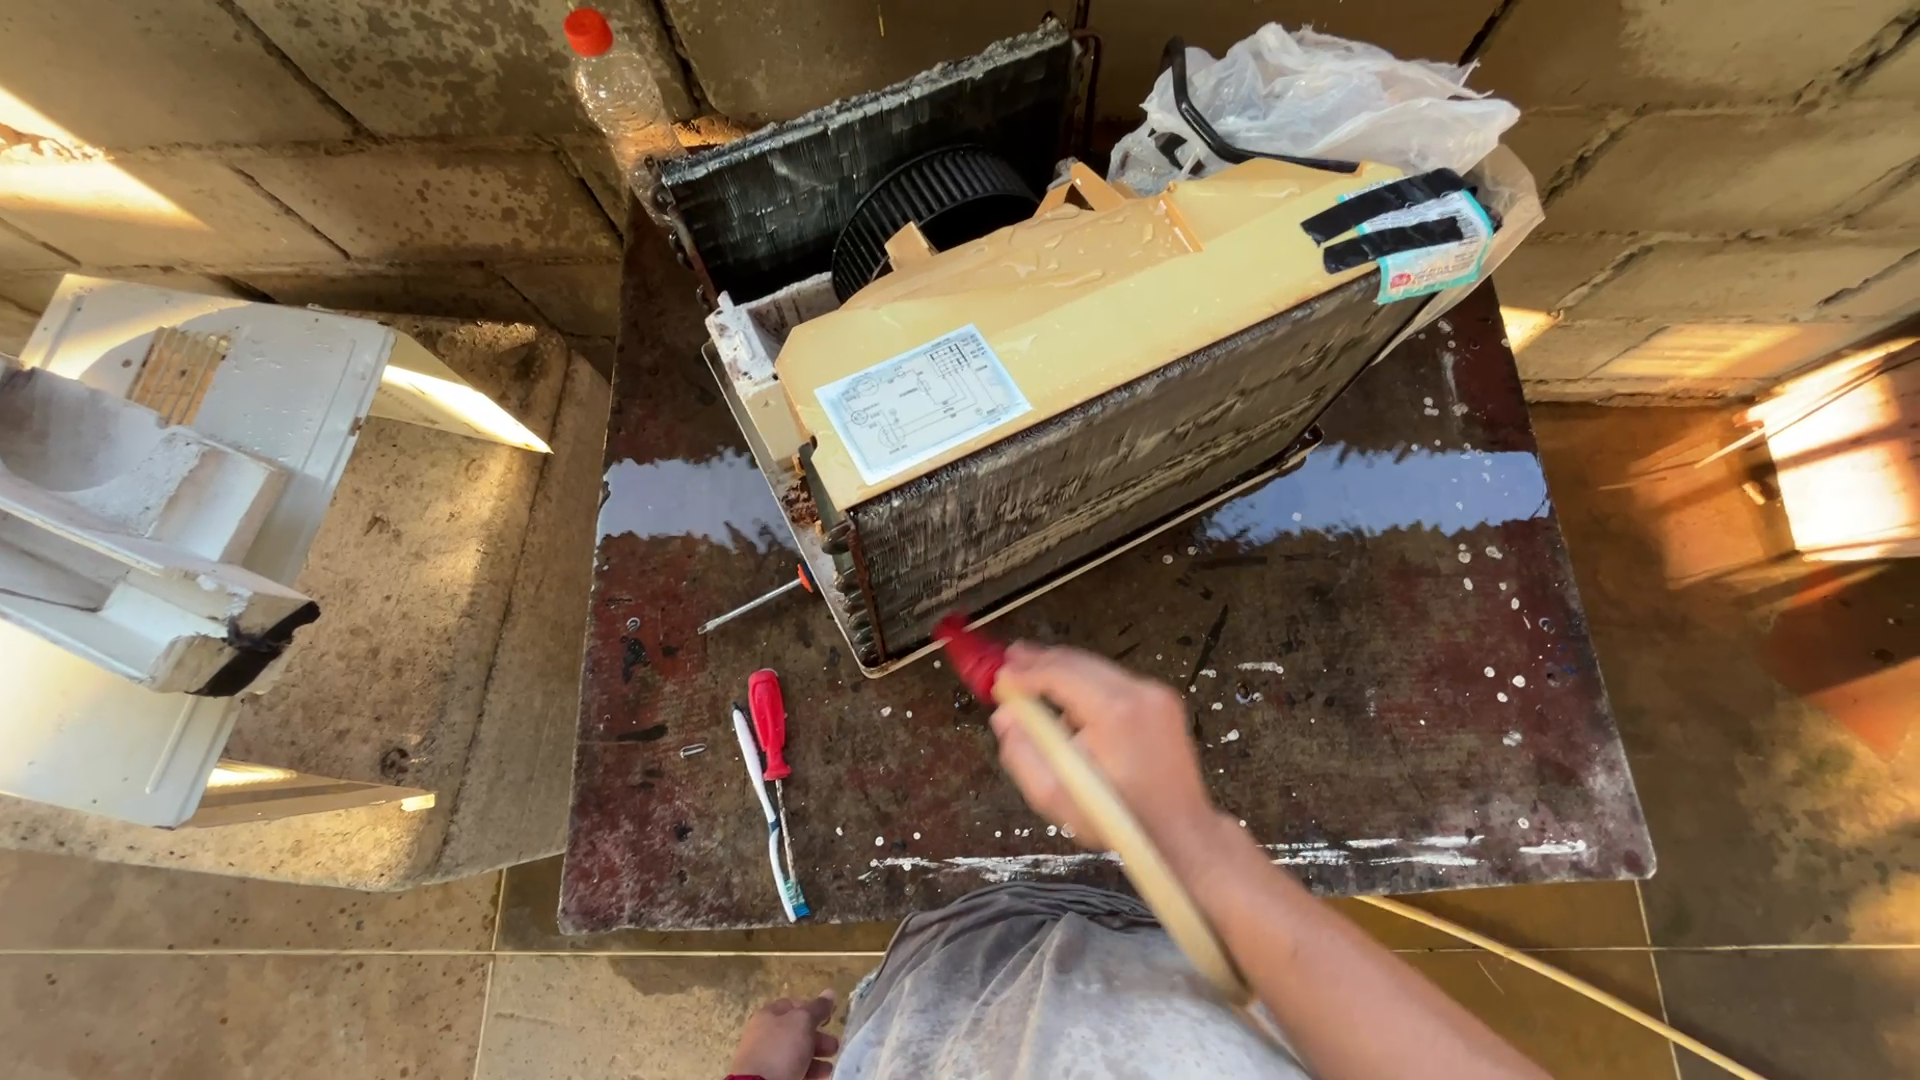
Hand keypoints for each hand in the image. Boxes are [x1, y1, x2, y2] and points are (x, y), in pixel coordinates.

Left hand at [728, 990, 838, 1079]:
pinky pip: (793, 1070)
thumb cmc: (780, 1049)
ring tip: (831, 1063)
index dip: (813, 1009)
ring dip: (816, 1056)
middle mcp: (766, 1035)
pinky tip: (821, 1074)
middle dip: (819, 1037)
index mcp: (768, 1015)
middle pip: (797, 1031)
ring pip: (796, 1053)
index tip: (829, 1019)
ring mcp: (766, 1059)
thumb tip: (830, 992)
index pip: (793, 1005)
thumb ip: (817, 1008)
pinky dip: (809, 1071)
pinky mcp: (770, 1078)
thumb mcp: (803, 1022)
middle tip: (834, 1045)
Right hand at [989, 642, 1218, 852]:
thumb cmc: (1120, 821)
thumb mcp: (1058, 799)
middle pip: (1079, 662)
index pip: (1059, 674)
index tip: (999, 675)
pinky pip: (1113, 680)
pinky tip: (1066, 695)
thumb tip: (1005, 717)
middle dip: (1040, 660)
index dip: (1025, 671)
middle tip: (1009, 660)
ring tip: (1031, 673)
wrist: (1181, 833)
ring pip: (1096, 668)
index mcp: (1115, 711)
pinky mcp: (1163, 701)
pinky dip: (1086, 682)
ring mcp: (1156, 694)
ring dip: (1063, 670)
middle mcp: (1139, 692)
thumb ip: (1022, 755)